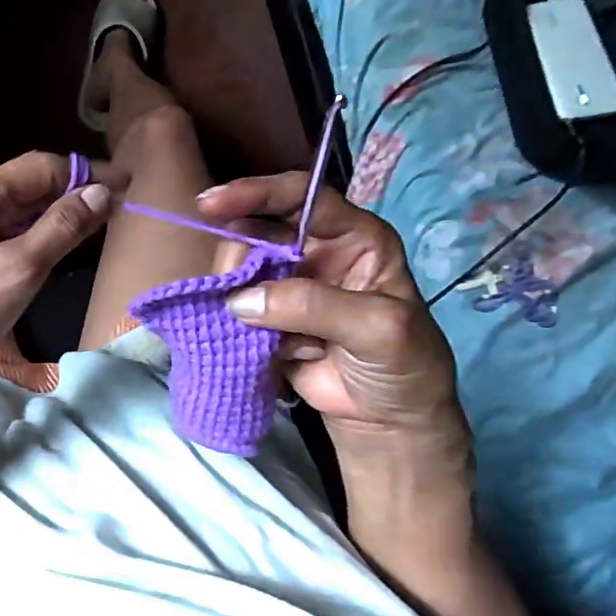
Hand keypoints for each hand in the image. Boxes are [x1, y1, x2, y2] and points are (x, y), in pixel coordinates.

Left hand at [0, 152, 125, 387]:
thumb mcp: (23, 266)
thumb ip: (63, 225)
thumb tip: (103, 191)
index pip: (40, 167)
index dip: (86, 173)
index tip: (126, 183)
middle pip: (32, 181)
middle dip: (76, 189)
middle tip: (120, 201)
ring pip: (26, 203)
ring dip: (63, 208)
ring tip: (104, 216)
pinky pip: (16, 223)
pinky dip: (45, 226)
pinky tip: (70, 234)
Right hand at [197, 174, 464, 457]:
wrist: (388, 422)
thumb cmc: (405, 366)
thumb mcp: (378, 329)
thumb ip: (315, 305)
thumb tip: (240, 301)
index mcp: (353, 237)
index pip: (301, 197)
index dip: (256, 193)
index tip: (211, 205)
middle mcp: (314, 252)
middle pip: (255, 231)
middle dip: (238, 256)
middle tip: (233, 289)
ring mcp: (284, 286)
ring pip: (237, 271)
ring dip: (238, 299)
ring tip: (269, 336)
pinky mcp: (262, 319)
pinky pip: (231, 309)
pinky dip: (236, 326)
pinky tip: (270, 351)